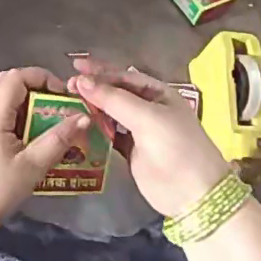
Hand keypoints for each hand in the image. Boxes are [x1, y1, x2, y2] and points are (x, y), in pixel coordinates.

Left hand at [0, 68, 89, 238]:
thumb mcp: (32, 167)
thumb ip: (58, 140)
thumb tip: (84, 117)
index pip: (16, 76)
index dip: (42, 77)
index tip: (65, 95)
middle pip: (10, 85)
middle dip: (39, 90)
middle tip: (61, 106)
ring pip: (8, 103)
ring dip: (33, 107)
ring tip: (56, 125)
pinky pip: (5, 120)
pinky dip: (24, 122)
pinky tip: (40, 142)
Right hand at [68, 60, 230, 217]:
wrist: (193, 193)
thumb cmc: (175, 147)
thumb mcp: (147, 118)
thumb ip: (113, 99)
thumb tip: (82, 81)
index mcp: (158, 94)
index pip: (124, 76)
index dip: (100, 71)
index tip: (75, 67)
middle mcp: (149, 108)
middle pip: (116, 92)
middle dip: (93, 87)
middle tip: (67, 86)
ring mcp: (140, 130)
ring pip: (111, 113)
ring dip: (92, 107)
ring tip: (69, 103)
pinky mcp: (131, 151)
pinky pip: (109, 134)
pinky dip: (95, 129)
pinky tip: (79, 125)